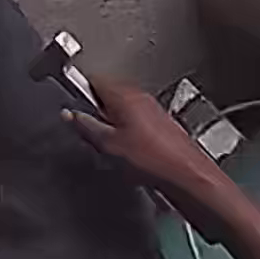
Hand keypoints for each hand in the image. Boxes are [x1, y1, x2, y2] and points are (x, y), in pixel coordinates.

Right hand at [67, 78, 231, 205]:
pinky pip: (137, 120)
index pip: (93, 80)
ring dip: (114, 123)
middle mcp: (139, 95)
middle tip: (94, 133)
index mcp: (123, 94)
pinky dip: (130, 132)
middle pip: (108, 93)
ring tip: (114, 146)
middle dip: (98, 111)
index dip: (81, 93)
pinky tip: (132, 153)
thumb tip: (70, 114)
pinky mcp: (162, 123)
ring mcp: (152, 108)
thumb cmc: (154, 160)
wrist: (189, 178)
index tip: (76, 108)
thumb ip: (86, 125)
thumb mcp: (108, 145)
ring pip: (123, 108)